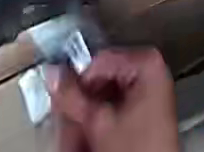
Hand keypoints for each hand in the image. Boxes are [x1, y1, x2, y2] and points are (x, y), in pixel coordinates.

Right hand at [50, 48, 180, 151]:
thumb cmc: (139, 148)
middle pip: (103, 79)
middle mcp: (150, 70)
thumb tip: (53, 74)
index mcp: (146, 62)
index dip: (77, 80)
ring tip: (76, 135)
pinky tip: (89, 139)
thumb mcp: (100, 122)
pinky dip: (100, 122)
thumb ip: (73, 97)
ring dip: (88, 114)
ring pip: (107, 95)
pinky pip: (116, 108)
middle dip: (81, 102)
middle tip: (65, 120)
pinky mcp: (146, 109)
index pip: (99, 60)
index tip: (60, 97)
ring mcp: (150, 90)